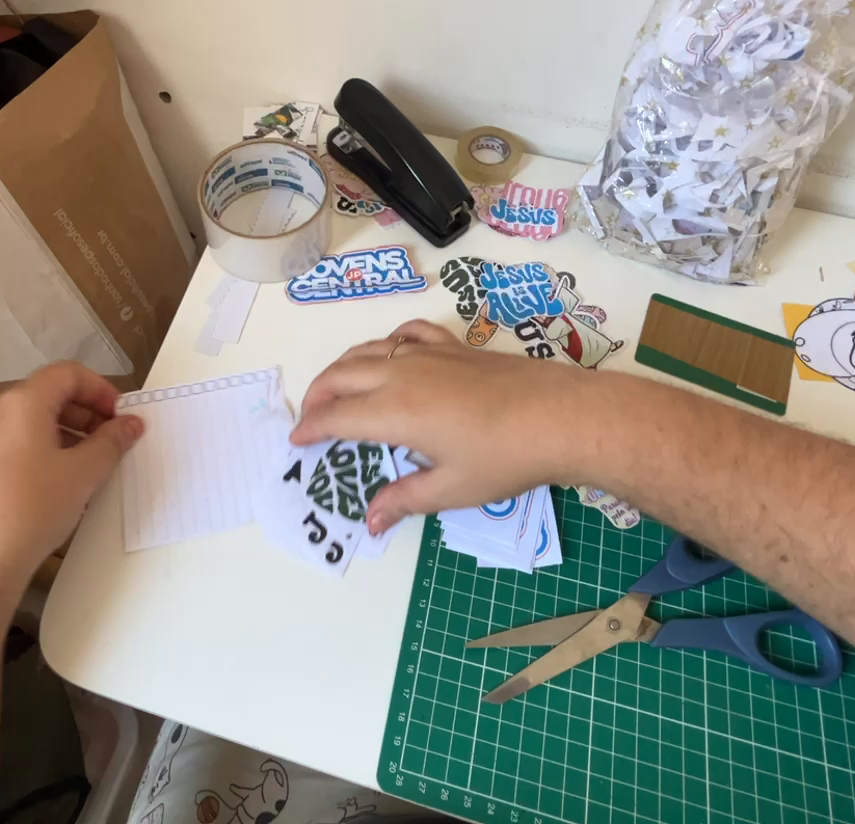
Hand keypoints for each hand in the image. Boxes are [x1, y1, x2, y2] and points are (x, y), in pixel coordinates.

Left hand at [0, 362, 143, 572]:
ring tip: (88, 467)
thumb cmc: (32, 507)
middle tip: (111, 442)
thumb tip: (131, 423)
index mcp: (22, 402)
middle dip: (86, 412)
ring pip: (30, 422)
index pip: (68, 374)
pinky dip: (41, 452)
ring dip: (66, 433)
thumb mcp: (83, 473)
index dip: (101, 389)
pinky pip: (13, 445)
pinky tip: (55, 487)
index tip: (121, 418)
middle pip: (48, 394)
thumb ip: (111, 442)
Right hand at [291, 320, 629, 535]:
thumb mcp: (451, 488)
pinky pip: (407, 333)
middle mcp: (400, 375)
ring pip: (368, 349)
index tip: (296, 439)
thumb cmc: (503, 458)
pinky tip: (390, 354)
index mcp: (393, 412)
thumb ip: (404, 499)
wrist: (558, 415)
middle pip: (342, 375)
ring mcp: (427, 354)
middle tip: (310, 416)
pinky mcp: (452, 346)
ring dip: (343, 367)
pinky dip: (387, 342)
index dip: (311, 428)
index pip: (337, 416)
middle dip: (318, 394)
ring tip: (337, 386)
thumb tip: (371, 521)